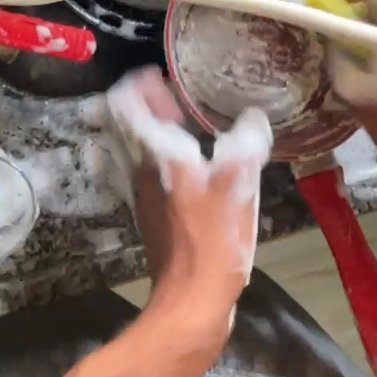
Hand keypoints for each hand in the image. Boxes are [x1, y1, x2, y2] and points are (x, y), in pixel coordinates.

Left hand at [106, 68, 271, 330]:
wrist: (192, 300)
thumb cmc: (214, 237)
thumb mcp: (239, 180)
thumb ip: (246, 139)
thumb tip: (252, 117)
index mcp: (153, 151)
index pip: (123, 101)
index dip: (139, 82)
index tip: (164, 76)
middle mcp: (137, 166)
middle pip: (125, 120)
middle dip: (147, 102)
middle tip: (179, 98)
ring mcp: (139, 191)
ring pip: (132, 144)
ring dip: (152, 128)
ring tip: (186, 126)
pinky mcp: (149, 212)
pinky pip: (144, 167)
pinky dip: (159, 155)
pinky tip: (192, 163)